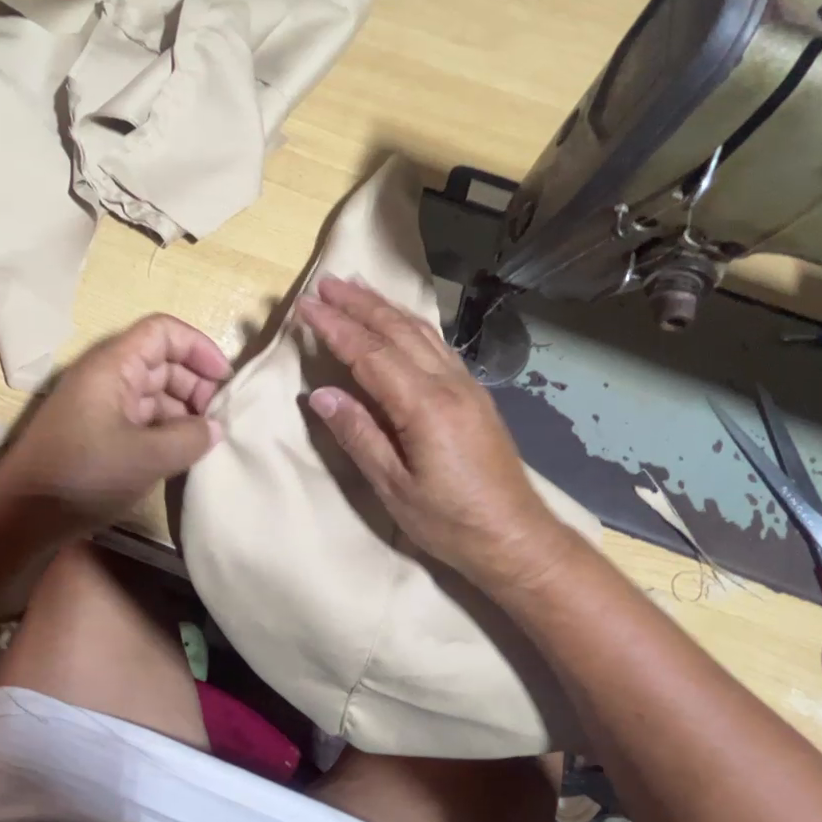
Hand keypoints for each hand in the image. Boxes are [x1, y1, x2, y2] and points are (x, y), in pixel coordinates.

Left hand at [0, 313, 230, 541]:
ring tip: (207, 441)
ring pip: (152, 393)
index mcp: (112, 366)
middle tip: (220, 419)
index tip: (225, 381)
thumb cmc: (83, 476)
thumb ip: (189, 437)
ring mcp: (99, 407)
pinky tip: (182, 456)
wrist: (22, 517)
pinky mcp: (96, 435)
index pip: (163, 332)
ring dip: (182, 411)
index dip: (199, 347)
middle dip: (196, 384)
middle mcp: (105, 378)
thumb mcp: (146, 457)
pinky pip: (139, 419)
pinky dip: (164, 430)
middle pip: (161, 362)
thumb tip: (214, 428)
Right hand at [296, 276, 578, 592]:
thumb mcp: (393, 486)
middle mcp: (448, 385)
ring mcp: (465, 387)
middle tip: (325, 282)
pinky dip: (409, 325)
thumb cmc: (450, 521)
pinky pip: (436, 346)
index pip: (370, 353)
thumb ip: (357, 435)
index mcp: (425, 406)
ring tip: (355, 288)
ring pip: (420, 332)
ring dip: (384, 307)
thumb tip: (320, 394)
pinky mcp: (473, 396)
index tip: (306, 305)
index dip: (336, 327)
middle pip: (397, 331)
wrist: (515, 538)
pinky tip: (397, 322)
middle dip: (358, 304)